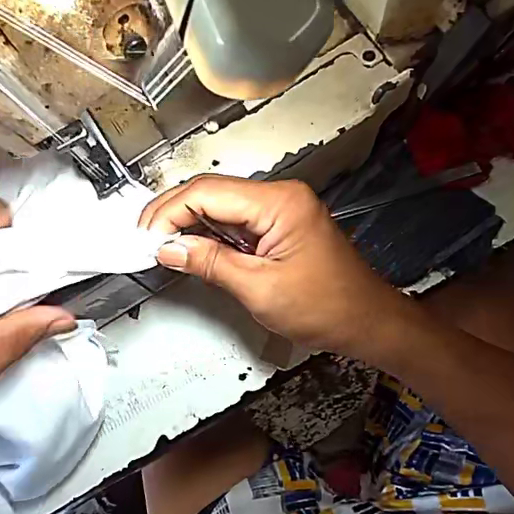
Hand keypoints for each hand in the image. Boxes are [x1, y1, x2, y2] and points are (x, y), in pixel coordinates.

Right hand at [140, 175, 414, 357]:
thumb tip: (171, 248)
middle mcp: (280, 197)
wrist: (366, 321)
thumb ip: (209, 263)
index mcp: (280, 203)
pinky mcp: (274, 224)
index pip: (207, 192)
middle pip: (208, 191)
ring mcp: (277, 209)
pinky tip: (188, 247)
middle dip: (172, 213)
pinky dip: (204, 233)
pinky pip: (229, 220)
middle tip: (147, 239)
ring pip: (216, 204)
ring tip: (161, 245)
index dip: (170, 213)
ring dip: (185, 223)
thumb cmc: (331, 306)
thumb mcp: (259, 288)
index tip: (149, 238)